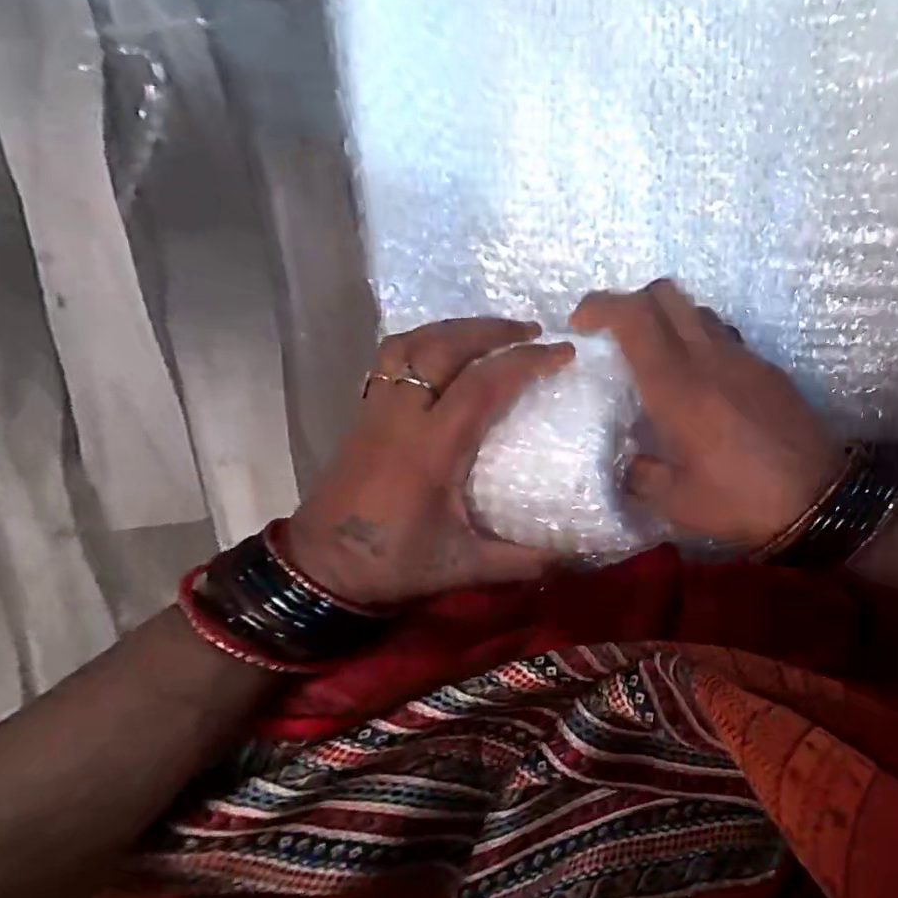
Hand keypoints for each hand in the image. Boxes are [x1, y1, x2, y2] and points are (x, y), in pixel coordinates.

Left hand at [284, 319, 575, 605]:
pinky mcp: (364, 415)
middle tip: (531, 330)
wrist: (321, 568)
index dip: (525, 362)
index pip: (482, 385)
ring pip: (410, 344)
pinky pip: (390, 359)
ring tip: (489, 332)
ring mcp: (377, 411)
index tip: (562, 352)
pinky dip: (423, 343)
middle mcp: (402, 418)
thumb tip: (576, 560)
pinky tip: (445, 355)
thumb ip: (525, 561)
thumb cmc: (395, 563)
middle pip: (443, 347)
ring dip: (453, 329)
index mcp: (432, 449)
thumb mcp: (467, 567)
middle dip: (491, 330)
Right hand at [570, 281, 840, 548]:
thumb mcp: (677, 501)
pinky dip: (702, 342)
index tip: (581, 326)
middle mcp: (709, 358)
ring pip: (698, 311)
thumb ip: (640, 474)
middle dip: (632, 302)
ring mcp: (744, 358)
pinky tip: (704, 383)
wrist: (819, 498)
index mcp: (677, 386)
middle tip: (618, 337)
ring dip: (670, 320)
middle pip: (665, 293)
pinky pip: (726, 336)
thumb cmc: (741, 500)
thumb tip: (625, 460)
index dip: (599, 306)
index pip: (633, 316)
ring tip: (660, 358)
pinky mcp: (768, 369)